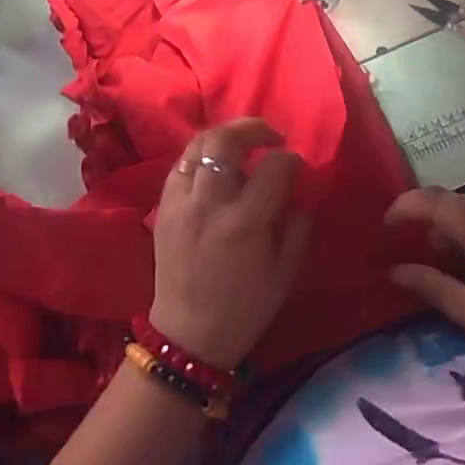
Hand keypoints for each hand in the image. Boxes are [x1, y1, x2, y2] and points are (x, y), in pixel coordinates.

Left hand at [149, 118, 312, 368]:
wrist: (188, 335)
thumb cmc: (246, 307)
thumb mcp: (287, 270)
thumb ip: (299, 223)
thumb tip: (301, 189)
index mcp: (246, 221)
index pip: (274, 165)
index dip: (291, 160)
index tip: (297, 168)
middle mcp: (209, 203)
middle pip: (226, 140)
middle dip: (254, 128)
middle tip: (271, 136)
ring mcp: (180, 202)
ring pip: (198, 145)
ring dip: (225, 136)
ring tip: (243, 144)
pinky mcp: (162, 207)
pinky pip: (182, 164)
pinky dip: (202, 156)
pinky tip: (216, 166)